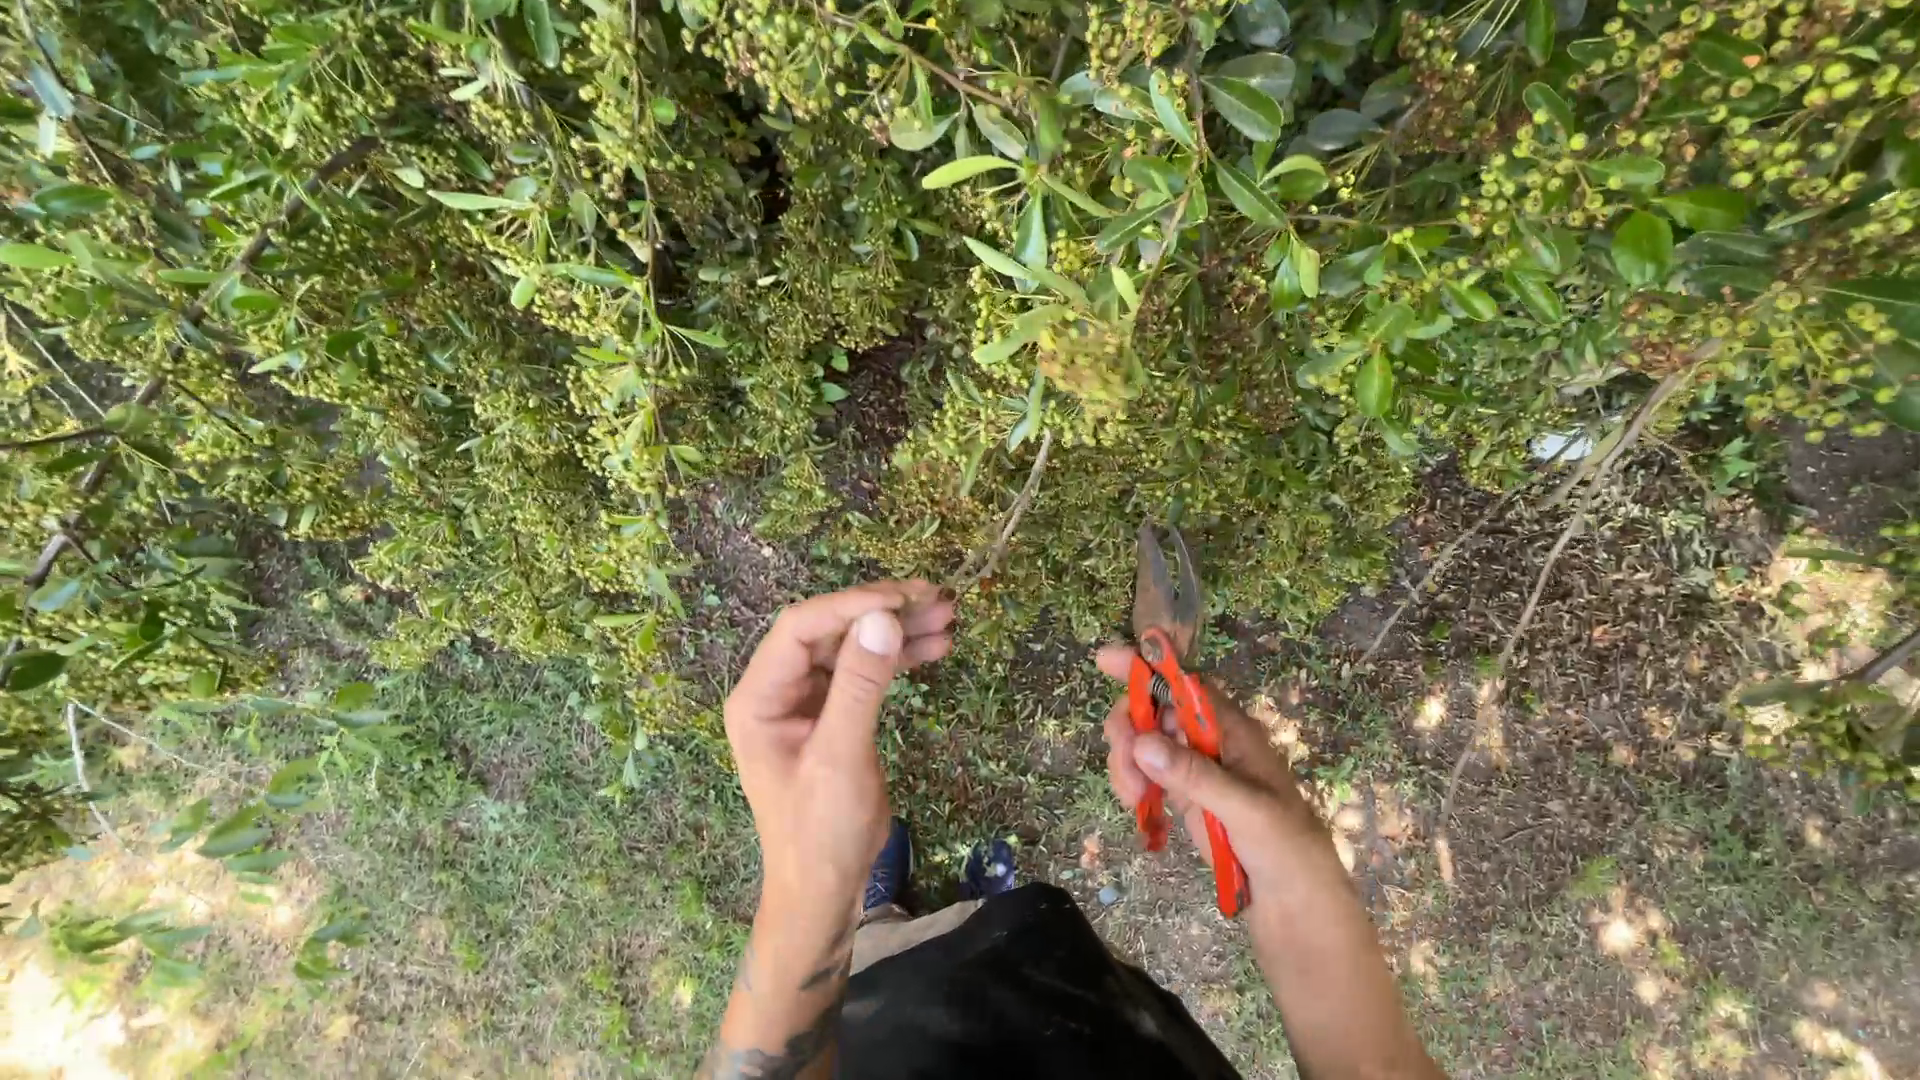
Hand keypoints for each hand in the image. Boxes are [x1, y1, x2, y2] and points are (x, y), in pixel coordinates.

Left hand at [725, 581, 955, 916]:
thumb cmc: (821, 832)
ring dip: (898, 632)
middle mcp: (777, 690)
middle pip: (830, 631)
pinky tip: (935, 648)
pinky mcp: (832, 714)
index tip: (904, 599)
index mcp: (759, 697)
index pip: (801, 628)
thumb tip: (883, 618)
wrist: (826, 891)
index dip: (852, 605)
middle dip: (883, 613)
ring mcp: (805, 701)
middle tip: (937, 599)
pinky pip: (864, 673)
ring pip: (852, 647)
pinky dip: (899, 659)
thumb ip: (860, 686)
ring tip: (948, 617)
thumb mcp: (840, 757)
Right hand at [1094, 644, 1318, 913]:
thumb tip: (1142, 743)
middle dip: (1129, 729)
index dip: (1145, 667)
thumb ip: (1194, 775)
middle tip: (1124, 764)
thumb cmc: (1287, 849)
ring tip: (1133, 800)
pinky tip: (1139, 810)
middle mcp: (1210, 742)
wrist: (1298, 909)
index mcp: (1233, 730)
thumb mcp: (1246, 809)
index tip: (1105, 659)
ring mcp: (1195, 770)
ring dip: (1126, 763)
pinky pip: (1144, 775)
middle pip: (1153, 711)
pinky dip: (1132, 784)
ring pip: (1143, 743)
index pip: (1184, 684)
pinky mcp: (1184, 798)